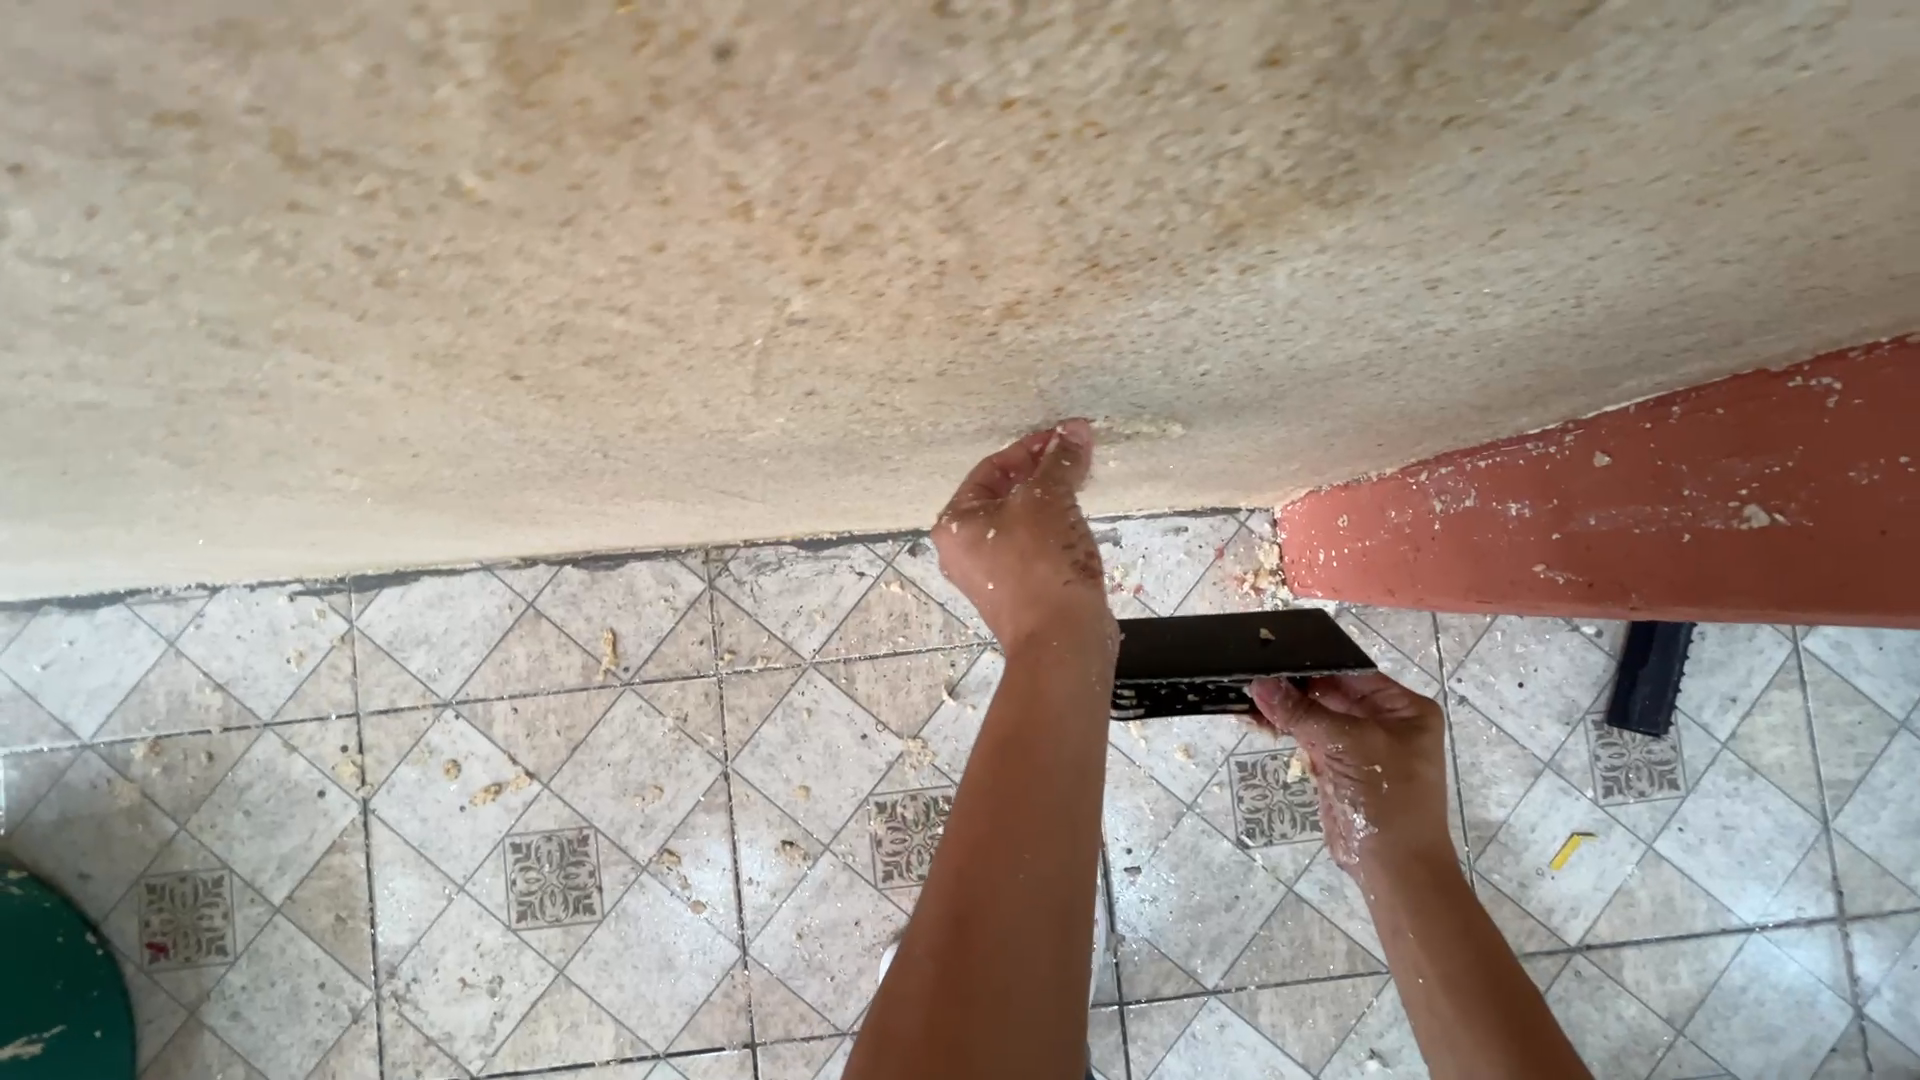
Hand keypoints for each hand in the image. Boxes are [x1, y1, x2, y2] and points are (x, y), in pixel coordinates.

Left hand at [932, 419, 1114, 655]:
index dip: (1031, 448)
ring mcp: (989, 575)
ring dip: (1050, 499)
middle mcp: (963, 550)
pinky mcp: (1017, 593)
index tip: (1066, 436)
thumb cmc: (1041, 564)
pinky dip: (1053, 529)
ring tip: (1082, 483)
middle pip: (1004, 494)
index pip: (991, 469)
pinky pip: (1032, 548)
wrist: (1061, 639)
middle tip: (1077, 456)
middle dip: (1043, 472)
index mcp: (954, 524)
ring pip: (1020, 522)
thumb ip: (1060, 461)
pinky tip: (1078, 522)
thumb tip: (1074, 430)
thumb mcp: (1049, 500)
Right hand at [1246, 673, 1452, 880]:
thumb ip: (1302, 712)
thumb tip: (1259, 683)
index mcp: (1404, 709)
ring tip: (1245, 697)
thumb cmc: (1388, 798)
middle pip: (1329, 692)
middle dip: (1292, 687)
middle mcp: (1383, 721)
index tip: (1272, 655)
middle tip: (1252, 675)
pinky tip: (1254, 719)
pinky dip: (1282, 727)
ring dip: (1282, 708)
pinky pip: (1305, 736)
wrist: (1395, 867)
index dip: (1314, 664)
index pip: (1352, 673)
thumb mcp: (1347, 746)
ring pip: (1313, 714)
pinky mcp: (1335, 764)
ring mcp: (1357, 744)